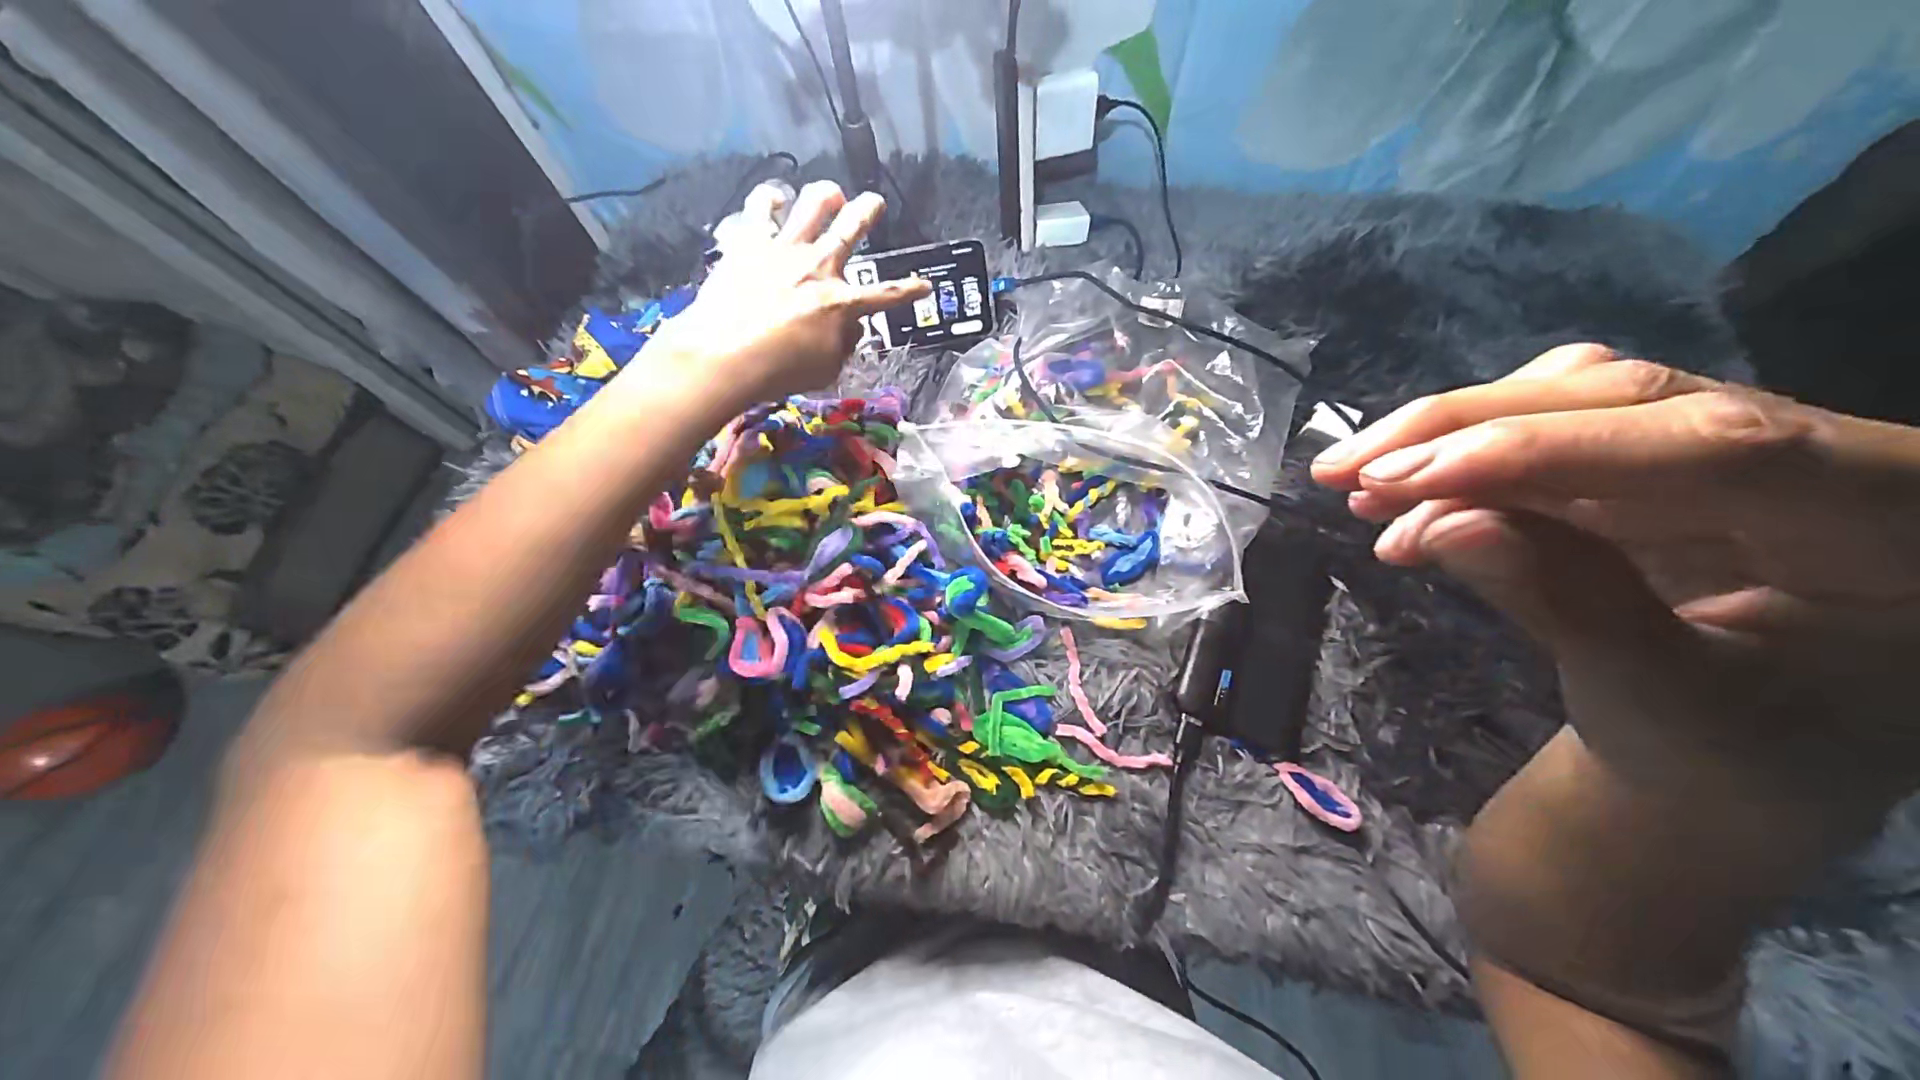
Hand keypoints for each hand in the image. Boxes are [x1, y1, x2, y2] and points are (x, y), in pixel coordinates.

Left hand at [638, 181, 929, 405]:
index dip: (909, 290)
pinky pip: (760, 210)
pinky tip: (772, 198)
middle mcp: (818, 266)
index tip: (923, 285)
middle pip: (851, 228)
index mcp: (842, 303)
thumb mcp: (826, 369)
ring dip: (825, 195)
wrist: (724, 355)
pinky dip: (769, 201)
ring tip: (830, 193)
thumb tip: (851, 328)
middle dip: (867, 211)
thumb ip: (844, 344)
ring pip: (811, 205)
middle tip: (874, 202)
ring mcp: (782, 250)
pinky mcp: (748, 244)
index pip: (886, 295)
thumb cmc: (779, 371)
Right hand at [1311, 344, 1919, 799]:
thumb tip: (1442, 525)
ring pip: (1563, 402)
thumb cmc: (1726, 764)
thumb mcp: (1658, 704)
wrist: (1727, 773)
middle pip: (1617, 398)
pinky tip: (1400, 514)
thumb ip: (1565, 606)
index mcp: (1887, 521)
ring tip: (1356, 492)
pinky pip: (1535, 445)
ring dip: (1444, 441)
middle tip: (1344, 470)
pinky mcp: (1641, 473)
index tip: (1403, 477)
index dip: (1542, 451)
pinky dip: (1454, 474)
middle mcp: (1811, 458)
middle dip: (1462, 428)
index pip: (1712, 446)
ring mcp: (1713, 458)